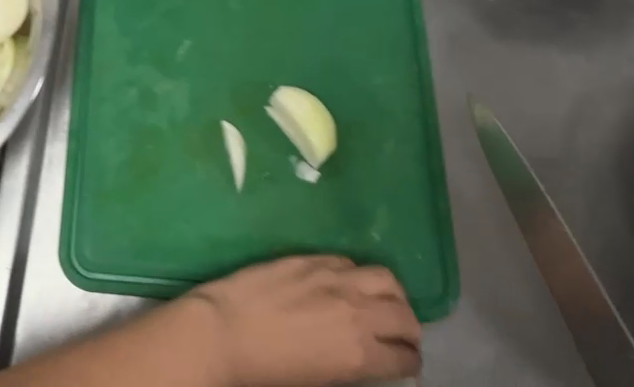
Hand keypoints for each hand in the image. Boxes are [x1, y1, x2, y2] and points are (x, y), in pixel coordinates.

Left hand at [182, 255, 423, 386]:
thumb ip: (352, 365)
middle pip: (404, 315)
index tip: (404, 362)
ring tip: (385, 303)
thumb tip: (365, 357)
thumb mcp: (320, 379)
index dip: (409, 362)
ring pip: (386, 279)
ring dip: (393, 295)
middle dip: (409, 329)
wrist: (225, 331)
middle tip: (401, 335)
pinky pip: (350, 261)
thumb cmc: (267, 369)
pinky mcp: (312, 258)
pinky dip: (358, 274)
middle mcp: (356, 312)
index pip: (406, 357)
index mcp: (360, 353)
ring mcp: (334, 279)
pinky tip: (348, 283)